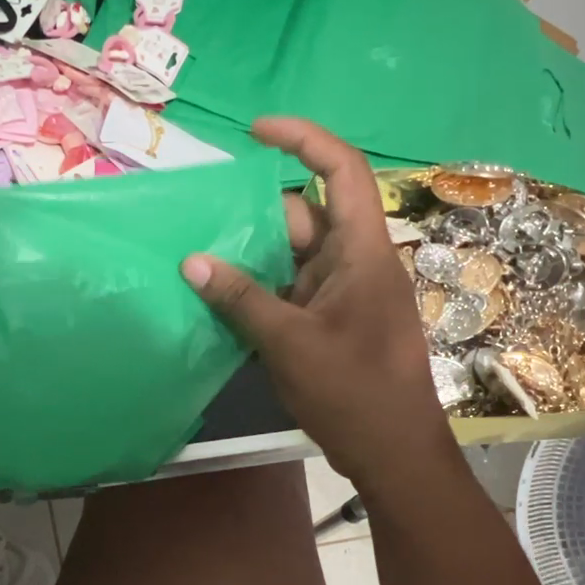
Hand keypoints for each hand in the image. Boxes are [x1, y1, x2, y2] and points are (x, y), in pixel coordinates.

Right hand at [182, 117, 454, 485]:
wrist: (393, 453)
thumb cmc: (353, 391)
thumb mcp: (289, 342)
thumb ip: (240, 299)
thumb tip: (192, 262)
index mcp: (362, 251)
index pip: (341, 170)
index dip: (303, 139)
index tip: (256, 131)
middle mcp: (356, 262)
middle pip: (305, 216)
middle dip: (255, 215)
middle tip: (201, 220)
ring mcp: (344, 294)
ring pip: (294, 256)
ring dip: (252, 257)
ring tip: (199, 258)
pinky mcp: (332, 322)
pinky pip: (291, 290)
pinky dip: (260, 290)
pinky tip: (220, 300)